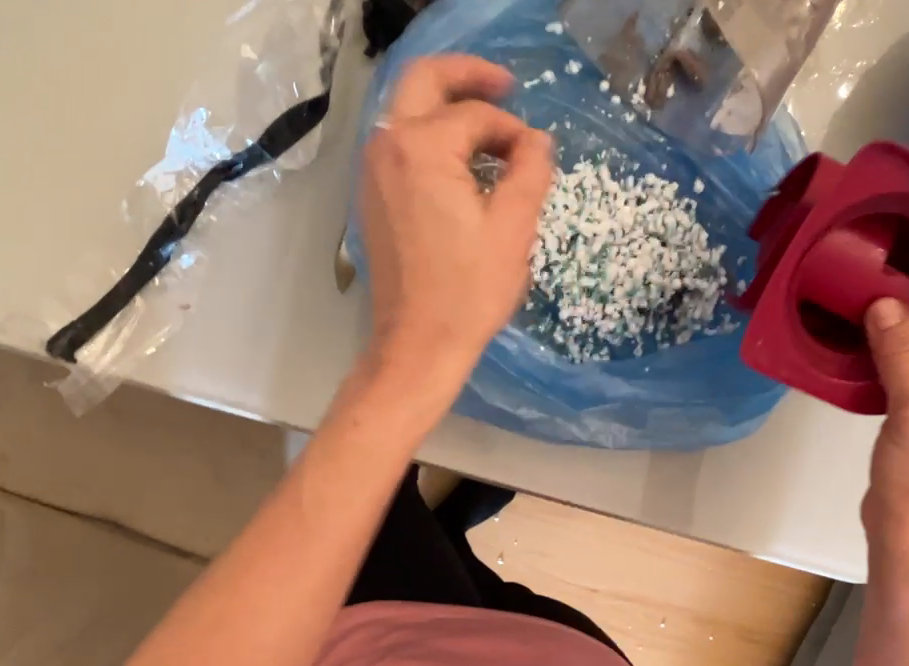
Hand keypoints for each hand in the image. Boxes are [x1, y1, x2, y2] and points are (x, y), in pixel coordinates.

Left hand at [354, 55, 553, 412]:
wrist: (418, 343)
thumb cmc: (468, 293)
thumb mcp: (513, 230)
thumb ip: (530, 171)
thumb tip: (536, 143)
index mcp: (422, 148)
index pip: (476, 114)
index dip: (513, 130)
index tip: (535, 158)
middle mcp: (387, 147)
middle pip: (424, 81)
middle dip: (468, 78)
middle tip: (506, 88)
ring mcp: (372, 173)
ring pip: (406, 111)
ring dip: (446, 107)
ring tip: (488, 129)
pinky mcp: (372, 198)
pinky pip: (399, 144)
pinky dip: (429, 138)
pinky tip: (460, 165)